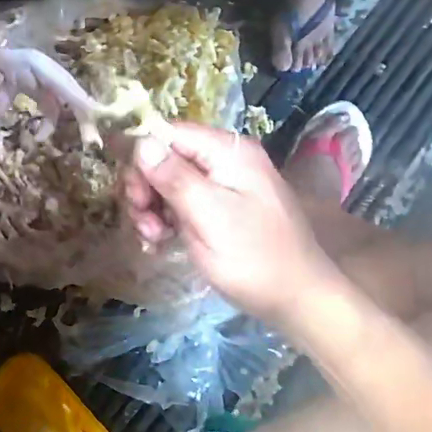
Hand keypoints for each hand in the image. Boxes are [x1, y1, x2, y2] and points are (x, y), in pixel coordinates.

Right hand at [122, 123, 341, 324]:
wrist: (299, 298)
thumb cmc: (255, 257)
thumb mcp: (209, 217)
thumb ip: (175, 178)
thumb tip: (141, 142)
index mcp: (228, 151)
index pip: (168, 133)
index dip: (142, 157)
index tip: (133, 194)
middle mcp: (227, 159)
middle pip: (167, 156)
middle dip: (146, 187)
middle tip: (143, 222)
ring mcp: (226, 184)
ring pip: (171, 181)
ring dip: (153, 207)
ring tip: (152, 238)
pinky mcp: (223, 208)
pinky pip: (184, 202)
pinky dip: (168, 219)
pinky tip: (161, 241)